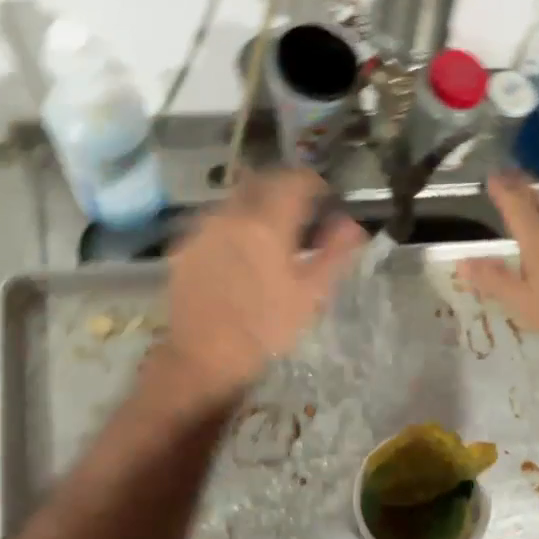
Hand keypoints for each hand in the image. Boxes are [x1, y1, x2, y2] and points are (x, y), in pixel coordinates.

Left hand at [160, 169, 363, 401]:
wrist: (202, 358)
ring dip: (257, 206)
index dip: (315, 184)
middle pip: (262, 182)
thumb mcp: (311, 295)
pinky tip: (241, 255)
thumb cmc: (265, 329)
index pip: (295, 180)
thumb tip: (353, 225)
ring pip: (235, 200)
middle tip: (301, 215)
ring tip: (270, 237)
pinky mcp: (184, 246)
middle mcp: (231, 214)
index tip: (326, 201)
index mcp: (267, 223)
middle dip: (284, 190)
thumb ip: (335, 252)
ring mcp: (203, 228)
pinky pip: (215, 222)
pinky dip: (234, 226)